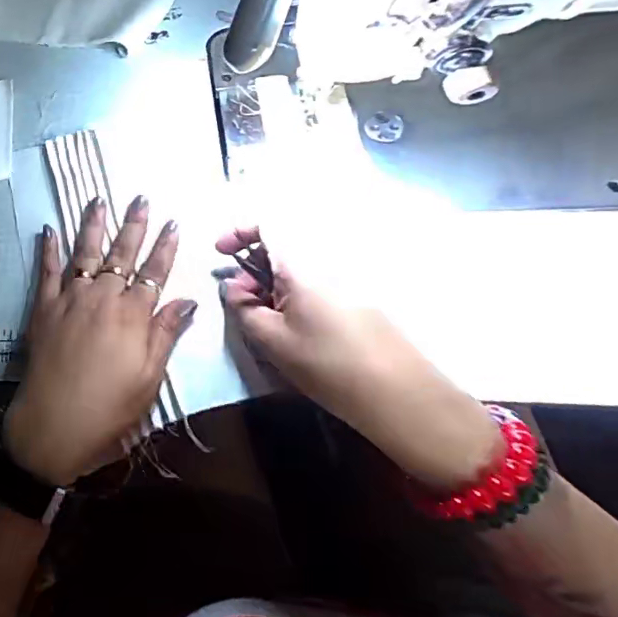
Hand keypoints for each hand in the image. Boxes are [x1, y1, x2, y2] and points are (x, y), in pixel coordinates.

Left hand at [5, 196, 197, 486]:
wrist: (54, 425)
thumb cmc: (110, 407)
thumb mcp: (150, 376)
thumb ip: (166, 333)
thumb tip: (188, 299)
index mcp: (132, 315)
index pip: (154, 272)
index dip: (165, 246)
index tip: (173, 222)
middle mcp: (103, 298)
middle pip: (121, 254)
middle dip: (134, 224)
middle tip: (140, 197)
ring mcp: (70, 300)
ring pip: (85, 253)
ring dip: (93, 225)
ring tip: (98, 200)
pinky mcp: (44, 309)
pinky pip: (47, 272)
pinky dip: (49, 249)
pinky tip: (48, 229)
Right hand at [218, 226, 503, 489]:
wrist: (396, 391)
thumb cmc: (326, 363)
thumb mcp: (271, 339)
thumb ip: (244, 307)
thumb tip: (235, 286)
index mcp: (302, 263)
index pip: (267, 225)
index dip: (239, 232)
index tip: (220, 252)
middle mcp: (326, 260)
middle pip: (281, 247)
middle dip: (253, 267)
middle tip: (242, 301)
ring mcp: (347, 277)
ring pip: (299, 268)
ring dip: (274, 284)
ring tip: (266, 320)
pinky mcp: (359, 297)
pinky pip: (318, 281)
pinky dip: (297, 294)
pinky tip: (296, 328)